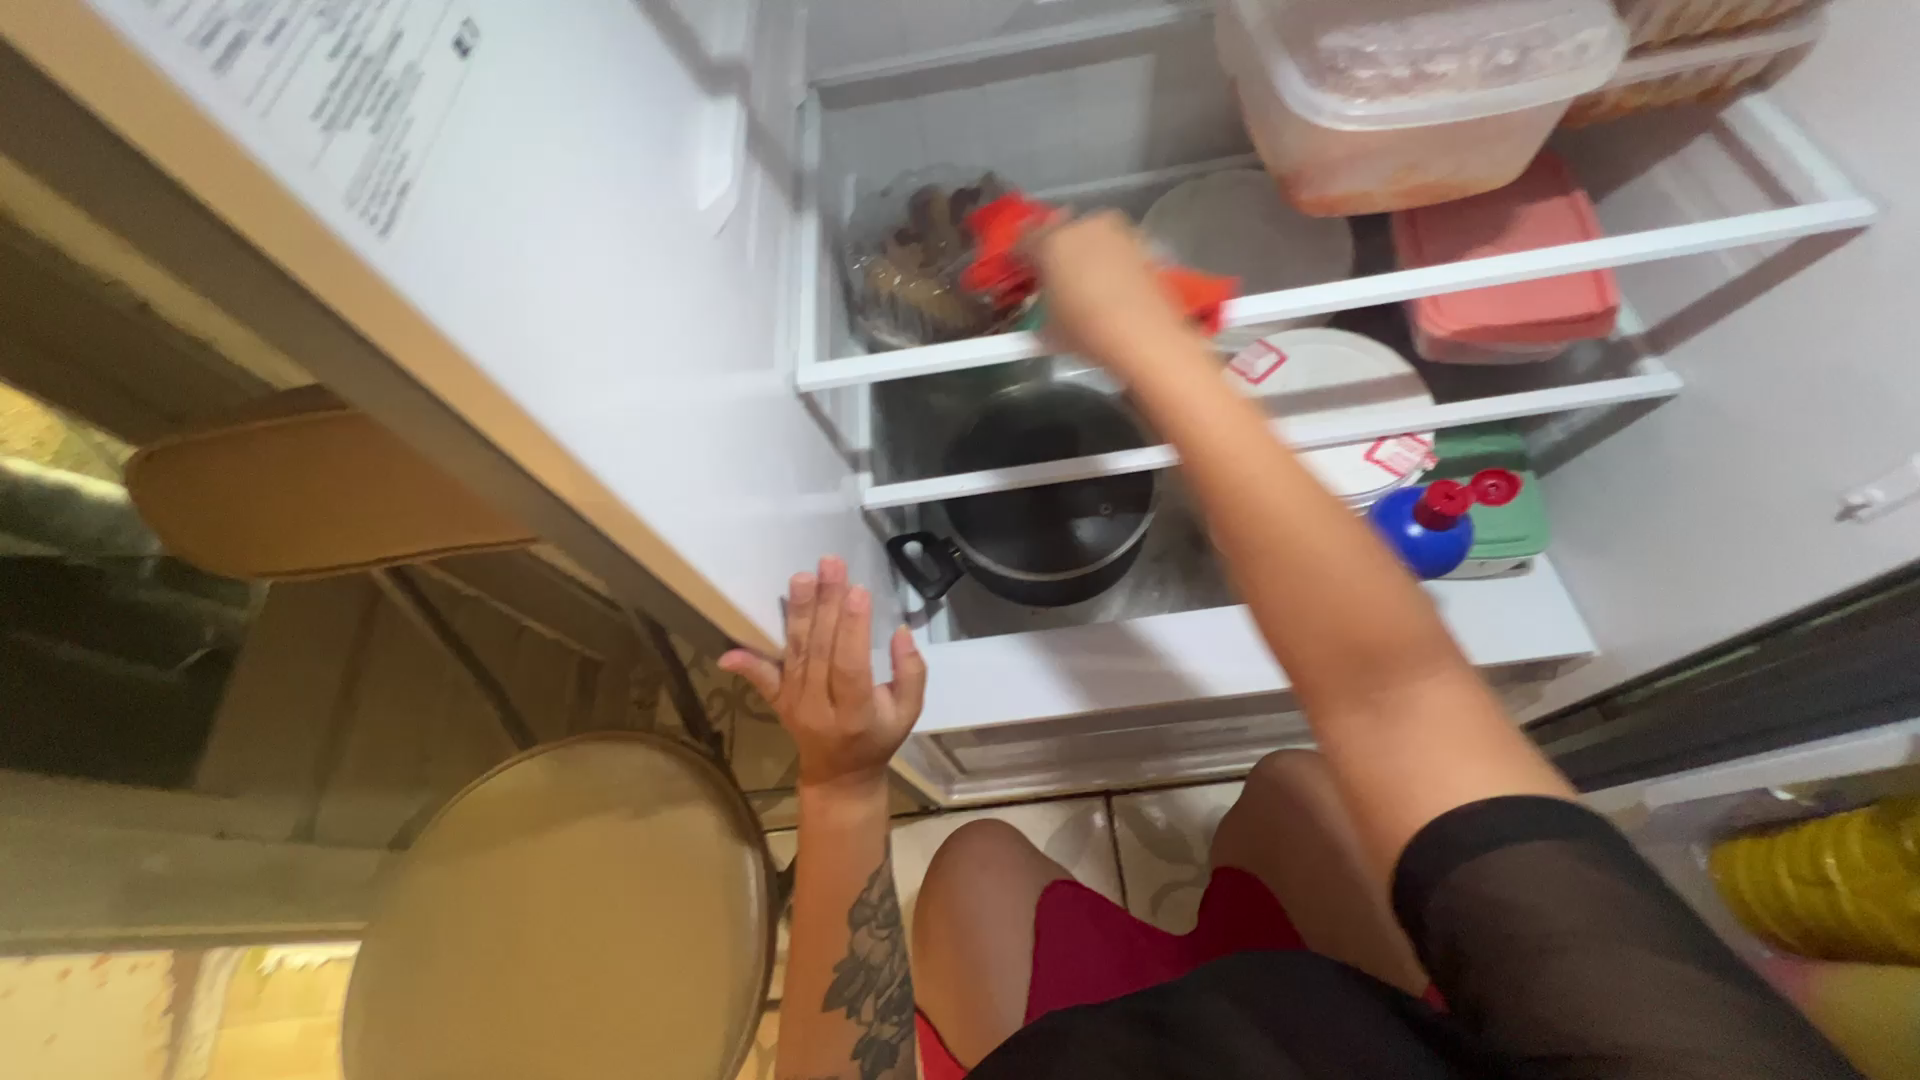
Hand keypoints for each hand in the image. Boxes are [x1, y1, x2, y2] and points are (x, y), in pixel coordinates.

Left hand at [719, 556, 926, 791]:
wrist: (840, 774)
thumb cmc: (879, 736)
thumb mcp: (909, 712)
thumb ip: (911, 673)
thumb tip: (900, 633)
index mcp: (855, 713)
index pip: (850, 666)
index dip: (853, 629)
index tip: (858, 591)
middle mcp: (819, 707)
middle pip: (821, 651)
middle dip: (827, 604)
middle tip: (831, 565)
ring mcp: (794, 704)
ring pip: (796, 653)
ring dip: (798, 612)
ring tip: (802, 577)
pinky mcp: (777, 701)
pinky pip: (762, 680)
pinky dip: (746, 665)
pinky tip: (729, 652)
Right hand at [1027, 211, 1203, 375]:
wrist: (1144, 335)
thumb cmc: (1086, 331)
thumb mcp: (1049, 328)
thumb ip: (1040, 307)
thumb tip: (1044, 304)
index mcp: (1050, 244)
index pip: (1024, 242)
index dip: (1018, 257)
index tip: (1018, 268)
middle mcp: (1081, 226)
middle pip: (1059, 230)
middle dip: (1053, 247)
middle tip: (1051, 270)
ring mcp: (1114, 231)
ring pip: (1089, 233)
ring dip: (1082, 249)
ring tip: (1082, 275)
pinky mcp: (1140, 242)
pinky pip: (1113, 246)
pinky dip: (1107, 258)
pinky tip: (1108, 280)